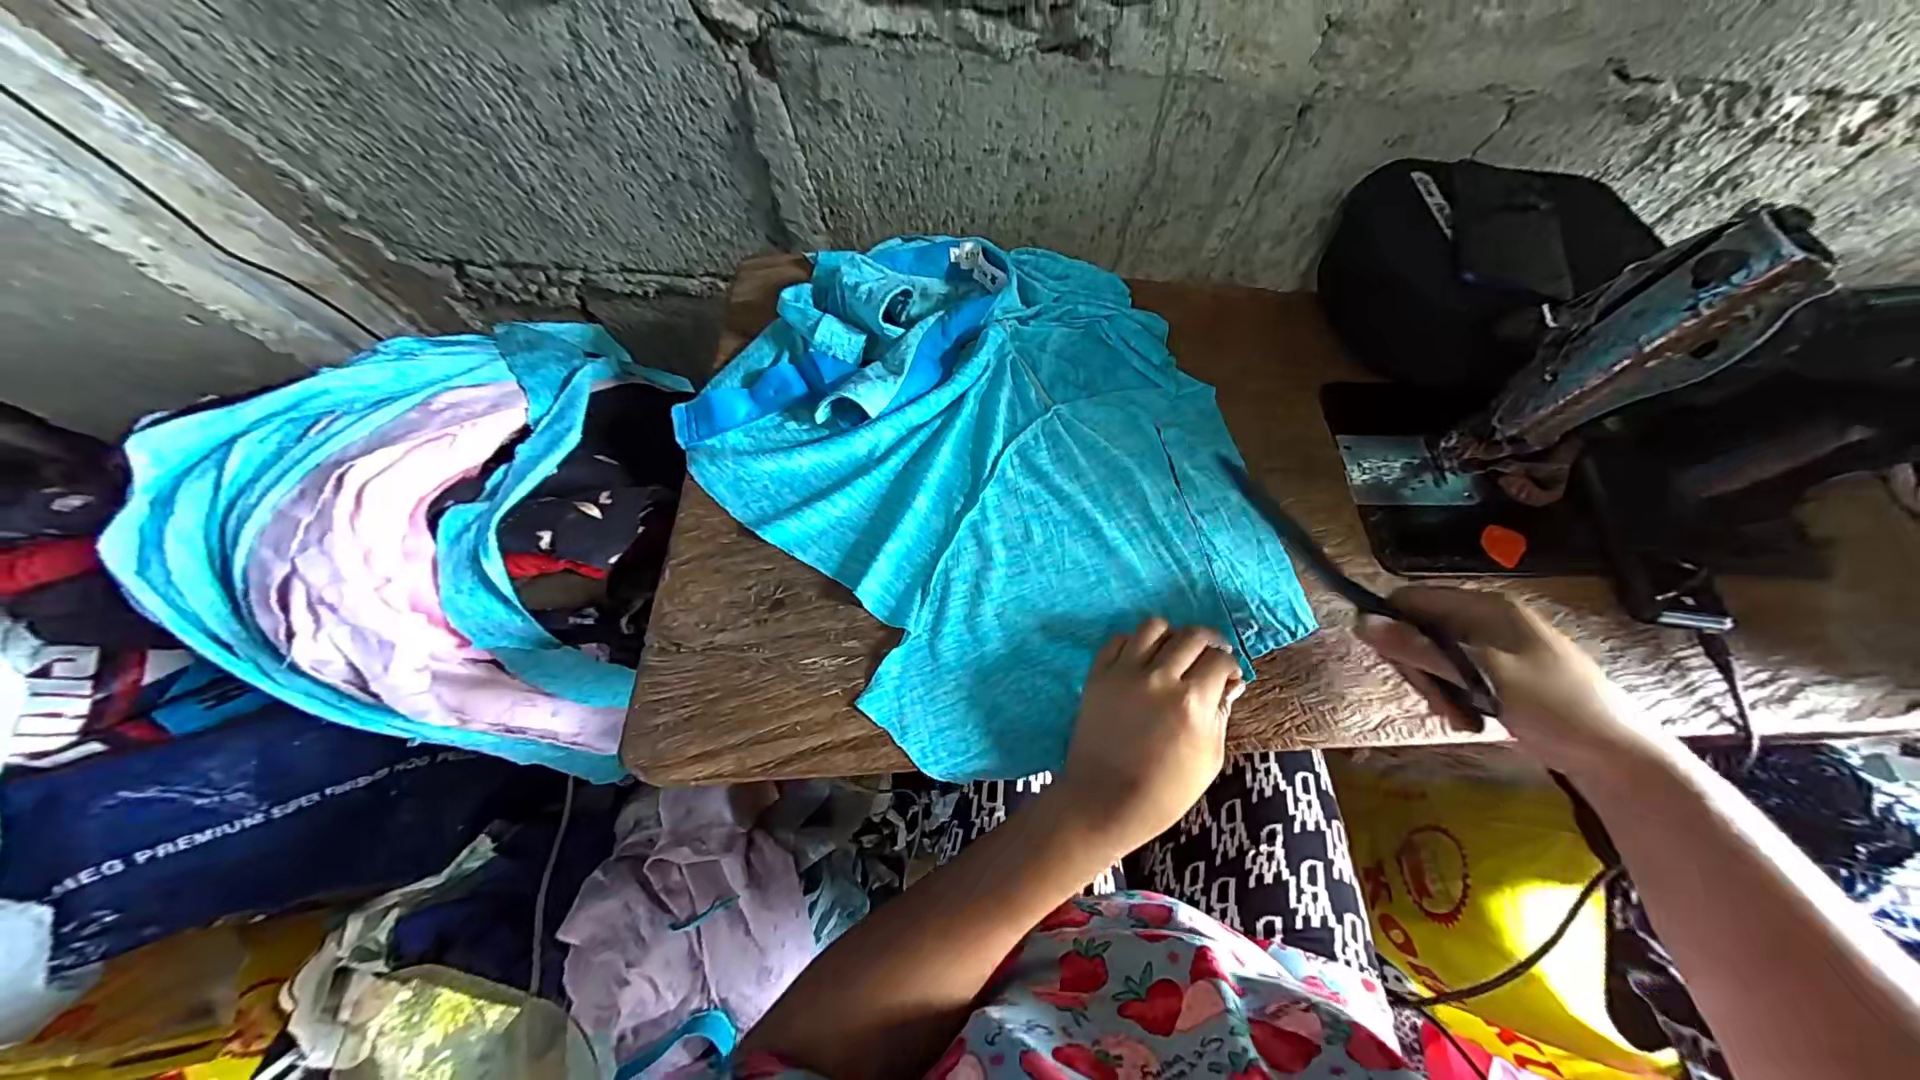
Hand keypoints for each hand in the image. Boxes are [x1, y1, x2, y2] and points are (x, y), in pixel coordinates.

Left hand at [1050, 618, 1244, 855]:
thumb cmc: (1165, 790)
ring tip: (1174, 653)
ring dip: (1171, 636)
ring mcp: (1124, 672)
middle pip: (1192, 635)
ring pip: (1154, 626)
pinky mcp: (1098, 674)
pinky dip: (1135, 644)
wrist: (1105, 799)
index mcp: (1191, 702)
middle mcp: (1159, 678)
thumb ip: (1220, 714)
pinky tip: (1143, 661)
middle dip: (1209, 642)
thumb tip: (1228, 683)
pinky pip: (1119, 639)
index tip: (1228, 676)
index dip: (1230, 665)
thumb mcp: (1209, 757)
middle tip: (1209, 656)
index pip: (1220, 659)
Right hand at [1355, 586, 1675, 781]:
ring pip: (1433, 655)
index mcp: (1486, 606)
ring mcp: (1494, 645)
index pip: (1410, 599)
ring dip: (1435, 687)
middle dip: (1418, 666)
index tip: (1396, 665)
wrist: (1620, 757)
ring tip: (1458, 716)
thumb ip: (1419, 649)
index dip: (1391, 627)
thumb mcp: (1479, 676)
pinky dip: (1453, 695)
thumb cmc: (1554, 707)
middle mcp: (1486, 618)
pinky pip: (1455, 673)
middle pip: (1418, 628)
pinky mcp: (1499, 671)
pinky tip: (1469, 717)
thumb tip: (1361, 622)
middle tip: (1436, 701)